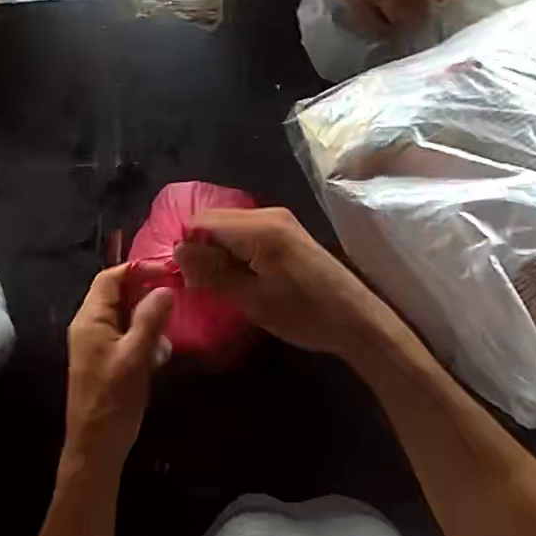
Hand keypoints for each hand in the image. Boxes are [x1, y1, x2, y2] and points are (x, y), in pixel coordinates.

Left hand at [65, 266, 174, 457]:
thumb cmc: (112, 399)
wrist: (97, 445)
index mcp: (90, 320)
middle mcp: (91, 326)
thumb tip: (165, 289)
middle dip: (147, 296)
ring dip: (150, 321)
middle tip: (176, 301)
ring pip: (127, 316)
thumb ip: (150, 320)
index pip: (109, 278)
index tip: (168, 272)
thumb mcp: (135, 357)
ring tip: (166, 339)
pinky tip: (159, 357)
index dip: (137, 269)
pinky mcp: (110, 360)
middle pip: (119, 295)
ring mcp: (99, 344)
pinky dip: (146, 340)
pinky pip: (129, 337)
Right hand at [173, 207, 394, 359]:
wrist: (356, 321)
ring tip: (218, 286)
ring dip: (216, 252)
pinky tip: (237, 278)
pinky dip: (233, 253)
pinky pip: (244, 234)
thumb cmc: (305, 315)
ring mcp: (279, 221)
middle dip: (199, 249)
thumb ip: (214, 273)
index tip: (184, 279)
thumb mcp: (253, 300)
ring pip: (227, 228)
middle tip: (200, 286)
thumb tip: (178, 251)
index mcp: (260, 228)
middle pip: (213, 220)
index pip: (201, 222)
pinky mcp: (285, 233)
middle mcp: (268, 214)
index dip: (186, 248)